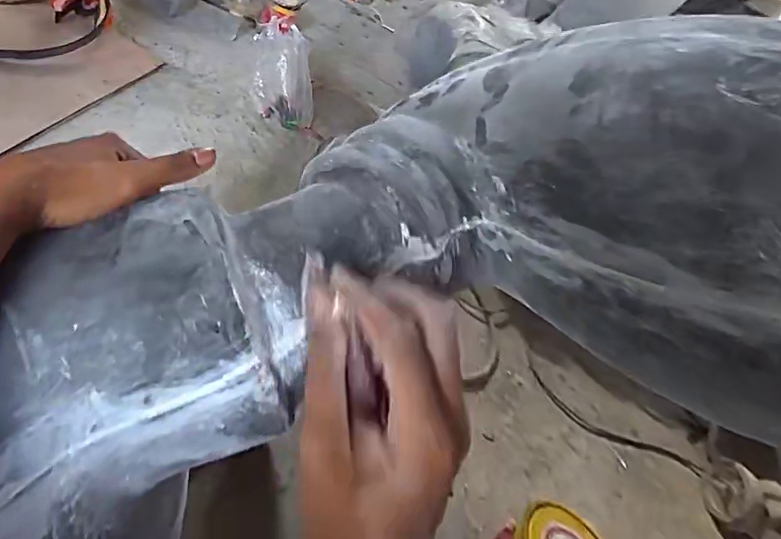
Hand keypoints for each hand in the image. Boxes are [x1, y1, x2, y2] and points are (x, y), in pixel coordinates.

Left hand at [0, 134, 215, 232]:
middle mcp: (85, 147)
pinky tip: (69, 223)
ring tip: (97, 230)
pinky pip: (68, 194)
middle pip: (118, 174)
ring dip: (98, 204)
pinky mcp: (39, 181)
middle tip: (122, 228)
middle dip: (123, 198)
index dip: (149, 192)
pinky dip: (75, 207)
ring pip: (92, 185)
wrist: (10, 195)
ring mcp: (60, 162)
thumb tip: (213, 153)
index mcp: (109, 143)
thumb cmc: (73, 189)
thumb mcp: (128, 181)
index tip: (145, 219)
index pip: (143, 166)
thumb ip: (168, 169)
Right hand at [299, 264, 469, 538]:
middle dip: (391, 291)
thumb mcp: (324, 440)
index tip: (328, 273)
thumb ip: (326, 366)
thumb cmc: (340, 507)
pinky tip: (361, 333)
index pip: (401, 336)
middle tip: (344, 288)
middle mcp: (455, 413)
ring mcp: (456, 413)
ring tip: (348, 307)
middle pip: (438, 320)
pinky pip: (429, 348)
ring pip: (438, 329)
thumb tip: (324, 298)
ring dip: (395, 305)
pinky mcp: (444, 412)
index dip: (363, 296)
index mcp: (428, 427)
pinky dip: (395, 327)